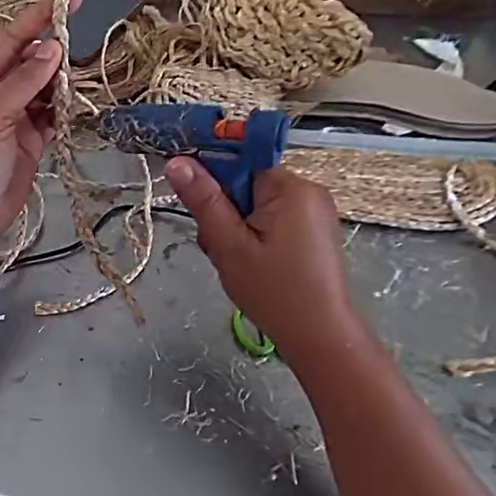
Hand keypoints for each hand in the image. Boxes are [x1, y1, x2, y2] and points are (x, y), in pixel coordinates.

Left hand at [0, 0, 66, 261]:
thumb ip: (24, 82)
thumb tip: (52, 48)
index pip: (13, 39)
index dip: (40, 16)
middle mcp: (0, 92)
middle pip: (35, 59)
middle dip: (57, 50)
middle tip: (80, 46)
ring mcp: (20, 114)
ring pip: (50, 85)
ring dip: (65, 82)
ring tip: (77, 83)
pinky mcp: (35, 136)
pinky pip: (56, 112)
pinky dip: (67, 109)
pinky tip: (73, 107)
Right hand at [164, 159, 359, 360]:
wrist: (319, 336)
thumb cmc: (273, 290)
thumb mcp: (228, 244)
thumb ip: (203, 200)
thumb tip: (177, 161)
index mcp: (290, 187)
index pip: (242, 159)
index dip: (213, 174)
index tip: (193, 197)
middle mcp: (307, 191)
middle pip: (247, 182)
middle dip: (224, 209)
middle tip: (219, 245)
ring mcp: (313, 212)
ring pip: (256, 203)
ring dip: (236, 226)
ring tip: (235, 260)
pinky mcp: (313, 231)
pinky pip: (273, 219)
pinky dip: (253, 235)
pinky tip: (250, 262)